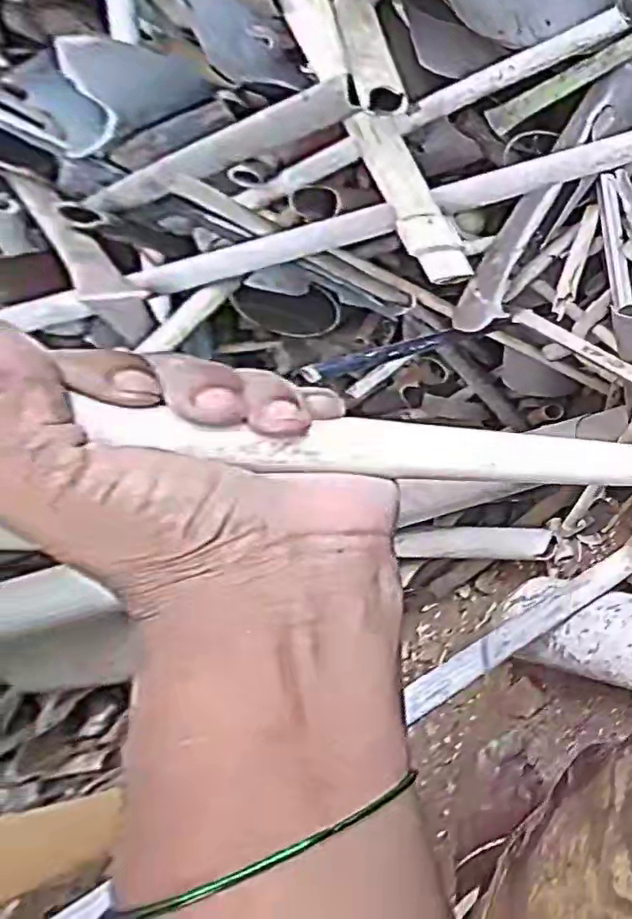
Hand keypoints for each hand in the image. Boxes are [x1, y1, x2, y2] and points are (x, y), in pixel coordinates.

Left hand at [0, 327, 398, 618]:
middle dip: (193, 382)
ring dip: (261, 395)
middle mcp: (173, 439)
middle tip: (202, 415)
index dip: (111, 370)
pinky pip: (310, 391)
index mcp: (98, 445)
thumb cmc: (172, 545)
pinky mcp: (308, 435)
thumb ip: (8, 415)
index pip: (92, 372)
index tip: (128, 394)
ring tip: (263, 430)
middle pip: (175, 367)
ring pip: (248, 375)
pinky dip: (311, 404)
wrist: (283, 556)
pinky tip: (300, 429)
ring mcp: (247, 437)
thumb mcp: (48, 482)